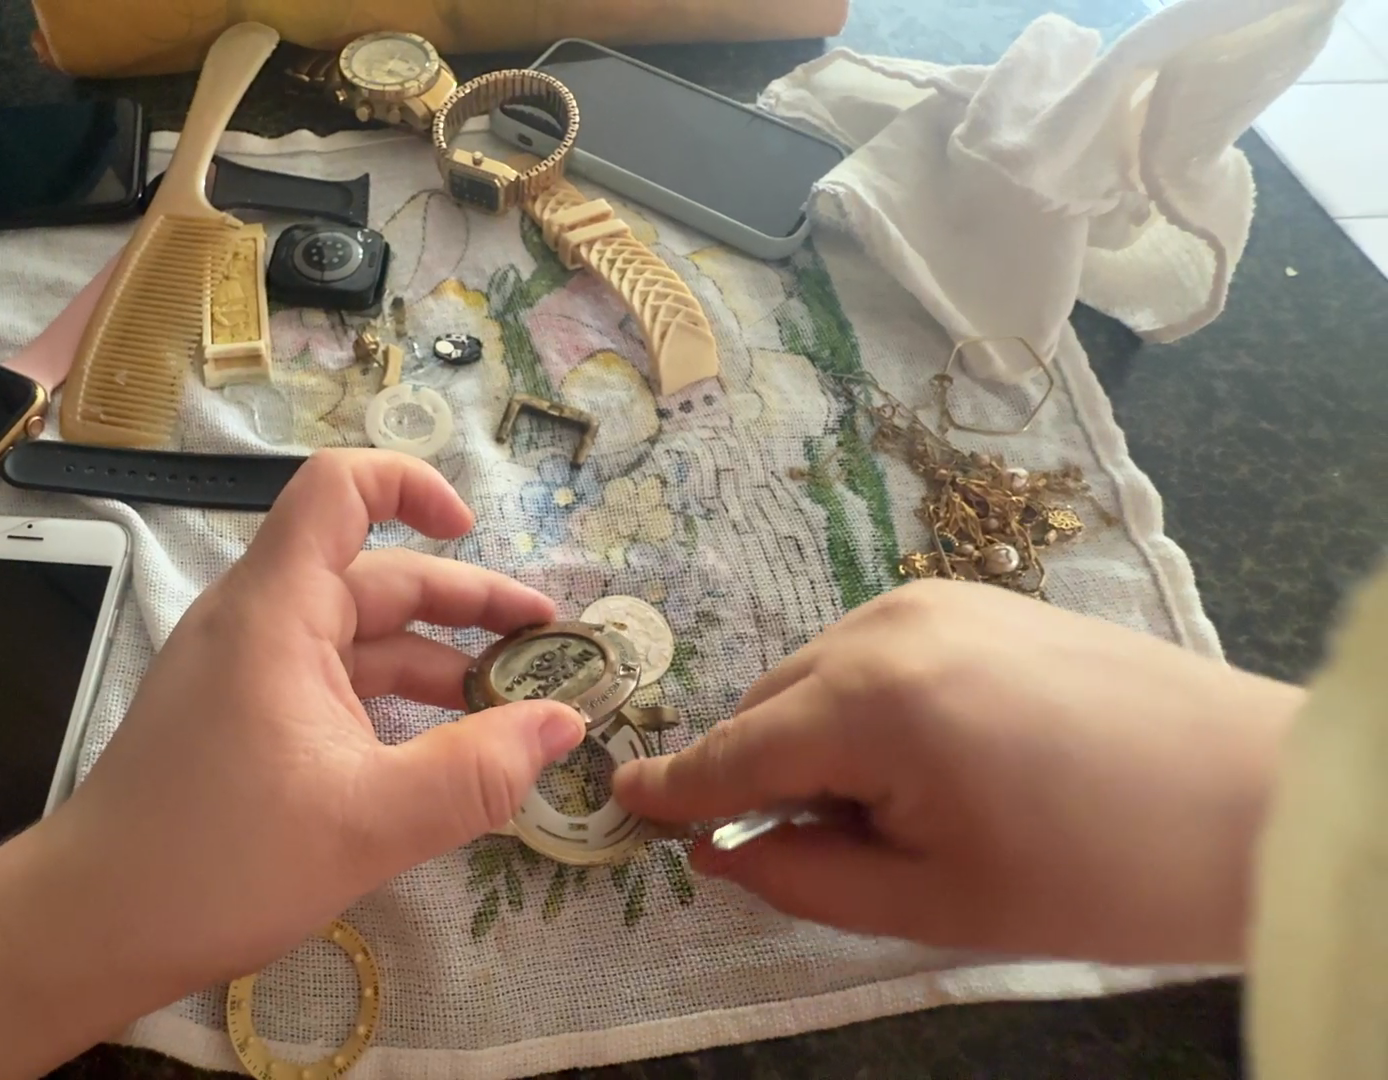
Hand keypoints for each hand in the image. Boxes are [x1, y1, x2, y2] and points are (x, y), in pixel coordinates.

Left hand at [0, 450, 584, 1028]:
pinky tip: (444, 739)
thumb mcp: (367, 822)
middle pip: (376, 572)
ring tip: (514, 699)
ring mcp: (254, 663)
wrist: (87, 928)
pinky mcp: (251, 707)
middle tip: (546, 641)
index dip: (410, 486)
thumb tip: (564, 723)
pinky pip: (338, 678)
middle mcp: (263, 617)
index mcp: (277, 607)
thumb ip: (476, 773)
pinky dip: (396, 696)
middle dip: (466, 600)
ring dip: (438, 657)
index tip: (471, 530)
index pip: (338, 487)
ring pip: (362, 634)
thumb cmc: (215, 862)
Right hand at [613, 579, 1302, 964]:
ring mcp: (914, 600)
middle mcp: (876, 629)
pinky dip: (853, 701)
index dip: (677, 784)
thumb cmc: (1105, 873)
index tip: (623, 794)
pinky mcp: (949, 592)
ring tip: (896, 789)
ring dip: (811, 734)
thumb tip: (716, 850)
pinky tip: (928, 739)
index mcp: (874, 707)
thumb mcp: (940, 905)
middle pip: (765, 709)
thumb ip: (802, 877)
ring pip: (805, 677)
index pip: (738, 753)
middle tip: (824, 833)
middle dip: (765, 771)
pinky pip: (854, 652)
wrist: (1273, 793)